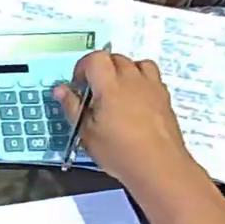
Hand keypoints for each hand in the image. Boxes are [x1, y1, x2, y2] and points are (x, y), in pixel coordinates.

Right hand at [55, 49, 205, 198]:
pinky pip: (152, 77)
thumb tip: (60, 89)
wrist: (158, 165)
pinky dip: (141, 80)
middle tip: (94, 91)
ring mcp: (152, 86)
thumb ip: (73, 107)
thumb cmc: (118, 152)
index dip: (83, 67)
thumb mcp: (87, 134)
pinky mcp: (164, 96)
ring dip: (124, 71)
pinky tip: (136, 100)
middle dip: (101, 68)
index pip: (95, 58)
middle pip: (115, 58)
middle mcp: (132, 80)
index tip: (79, 85)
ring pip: (137, 63)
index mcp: (110, 87)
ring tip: (117, 91)